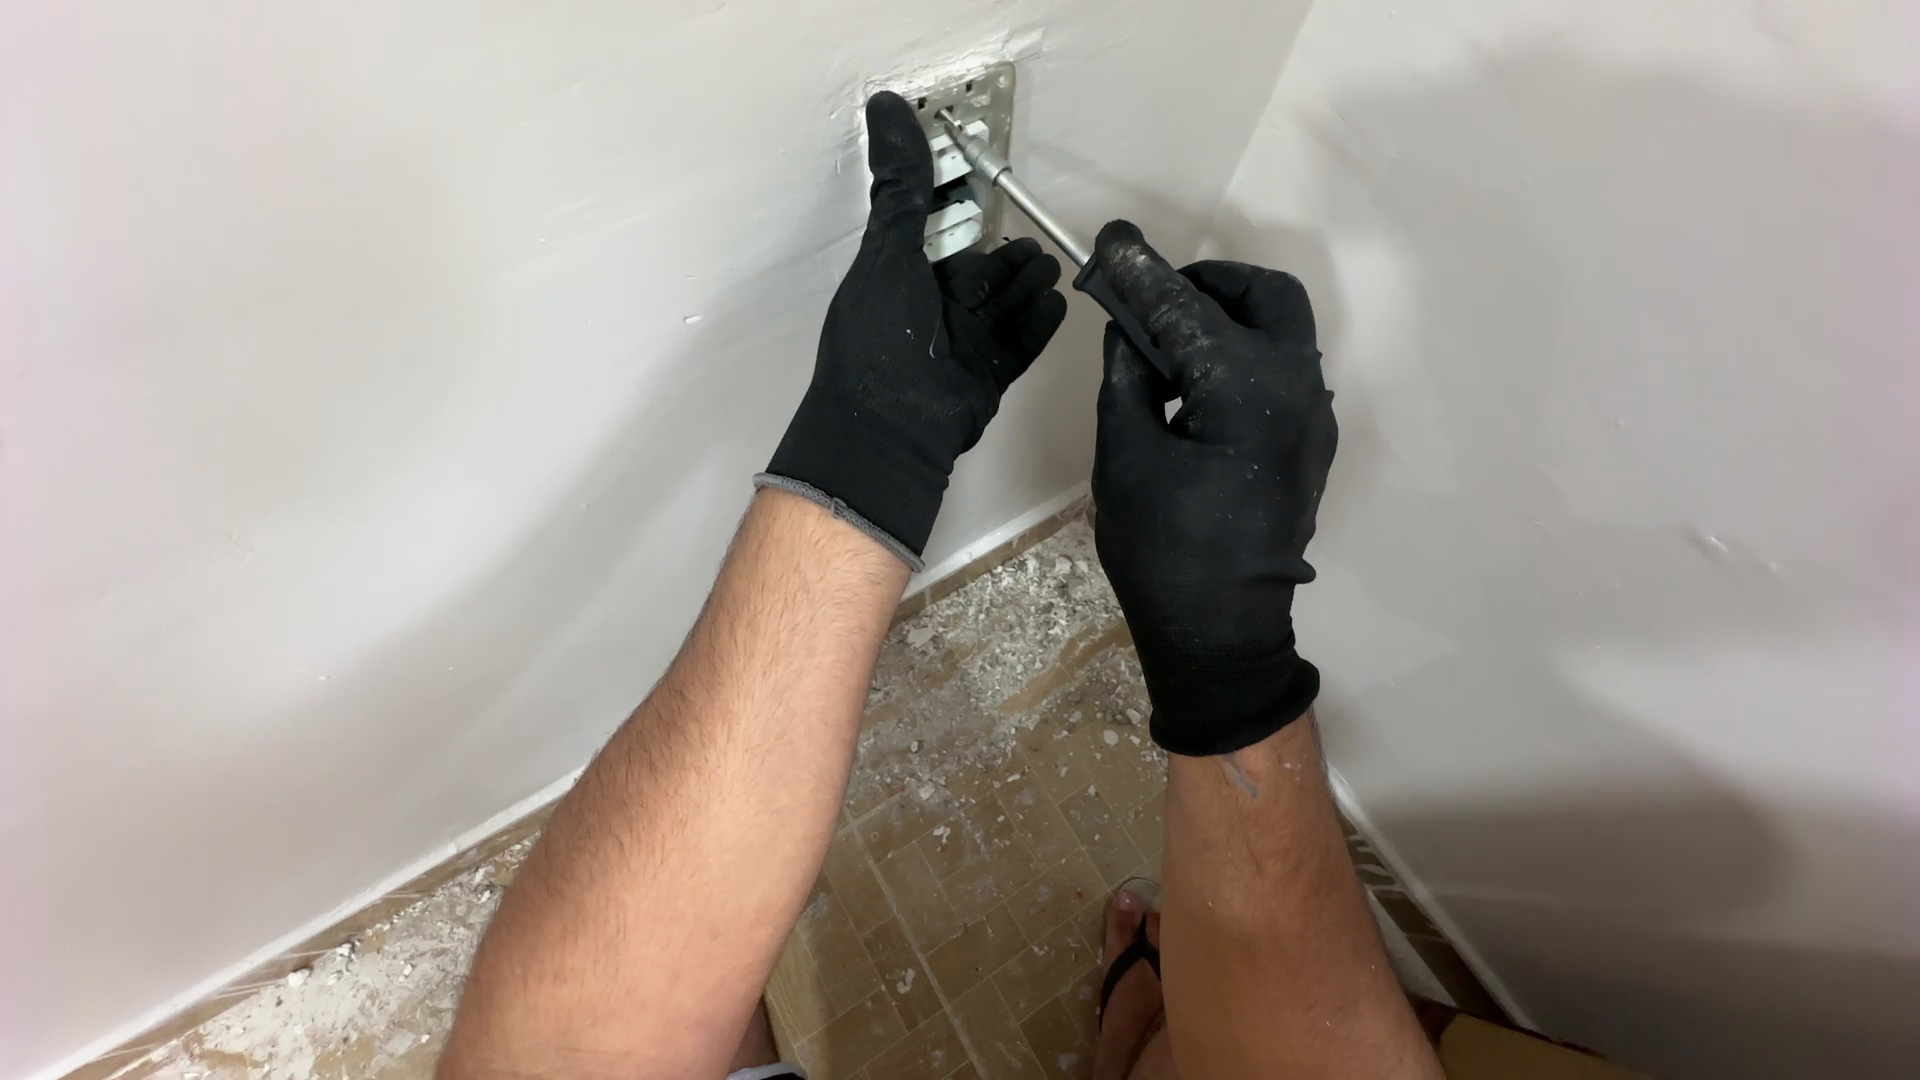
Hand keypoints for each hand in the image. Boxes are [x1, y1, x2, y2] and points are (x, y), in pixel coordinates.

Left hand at [760, 91, 1067, 568]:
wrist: (893, 424)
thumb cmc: (882, 336)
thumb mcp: (888, 250)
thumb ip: (900, 186)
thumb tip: (888, 106)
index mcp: (901, 283)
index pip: (941, 245)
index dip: (966, 222)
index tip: (991, 199)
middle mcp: (931, 315)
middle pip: (979, 280)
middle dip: (1007, 261)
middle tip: (1035, 242)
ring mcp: (961, 350)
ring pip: (1002, 310)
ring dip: (1027, 288)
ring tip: (1052, 265)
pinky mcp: (986, 379)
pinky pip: (1017, 346)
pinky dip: (1037, 325)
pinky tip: (1058, 303)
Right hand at [1090, 221, 1336, 755]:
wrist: (1220, 627)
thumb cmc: (1161, 549)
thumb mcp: (1125, 456)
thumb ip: (1128, 378)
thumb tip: (1128, 328)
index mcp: (1246, 388)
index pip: (1184, 309)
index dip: (1140, 273)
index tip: (1110, 240)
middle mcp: (1297, 388)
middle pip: (1263, 297)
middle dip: (1205, 284)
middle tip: (1153, 299)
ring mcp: (1314, 416)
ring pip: (1282, 331)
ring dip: (1227, 318)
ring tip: (1169, 340)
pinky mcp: (1311, 441)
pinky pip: (1282, 371)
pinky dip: (1242, 356)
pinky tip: (1200, 384)